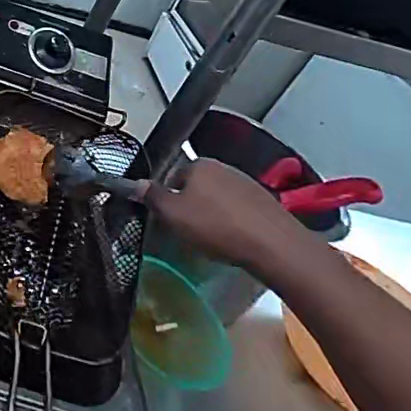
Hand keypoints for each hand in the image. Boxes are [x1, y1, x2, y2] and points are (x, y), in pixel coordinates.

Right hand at [143, 158, 312, 272]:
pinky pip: (240, 209)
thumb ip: (152, 197)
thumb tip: (135, 184)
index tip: (170, 221)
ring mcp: (246, 182)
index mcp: (198, 164)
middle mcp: (222, 166)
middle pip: (196, 186)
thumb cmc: (218, 227)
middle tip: (191, 232)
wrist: (275, 246)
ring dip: (214, 214)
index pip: (171, 177)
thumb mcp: (174, 215)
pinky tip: (236, 240)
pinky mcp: (266, 201)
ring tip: (215, 239)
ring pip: (219, 198)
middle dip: (191, 206)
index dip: (168, 200)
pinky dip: (234, 221)